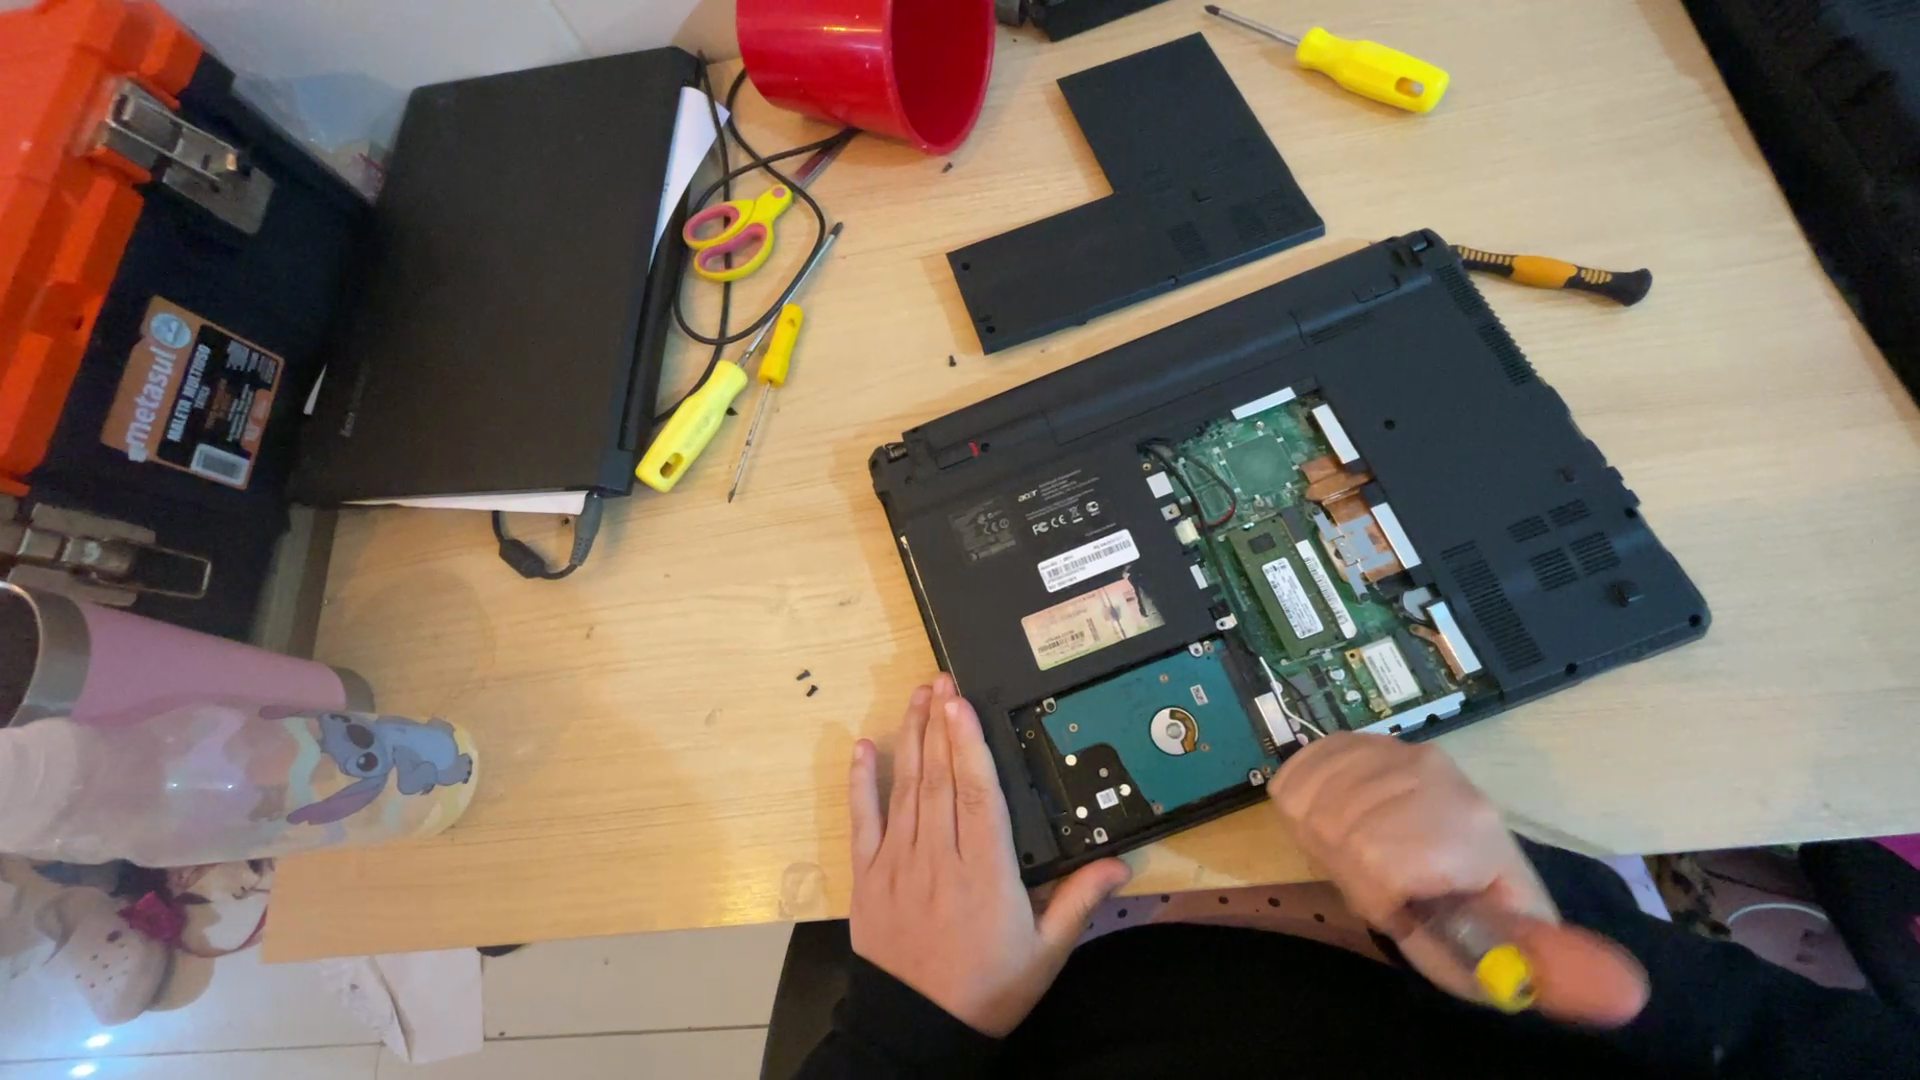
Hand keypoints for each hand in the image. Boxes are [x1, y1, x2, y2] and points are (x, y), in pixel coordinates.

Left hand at [848, 674, 1131, 1036]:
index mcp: (984, 871)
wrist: (916, 1031)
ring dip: (910, 738)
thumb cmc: (987, 988)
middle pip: (939, 778)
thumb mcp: (1044, 953)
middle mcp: (938, 856)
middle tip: (942, 680)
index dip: (967, 743)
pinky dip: (861, 781)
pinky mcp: (868, 874)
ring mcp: (897, 862)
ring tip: (917, 696)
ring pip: (905, 787)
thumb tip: (1120, 862)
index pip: (975, 793)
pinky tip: (862, 747)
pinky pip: (863, 819)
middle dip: (940, 723)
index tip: (961, 703)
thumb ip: (1079, 901)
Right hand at [1270, 733, 1648, 1026]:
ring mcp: (1384, 746)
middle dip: (1351, 868)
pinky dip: (1304, 803)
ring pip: (1314, 806)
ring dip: (1325, 837)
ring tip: (1360, 847)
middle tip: (1380, 877)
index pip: (1380, 866)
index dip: (1378, 897)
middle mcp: (1428, 770)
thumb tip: (1622, 996)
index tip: (1400, 903)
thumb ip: (1531, 968)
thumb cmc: (1476, 898)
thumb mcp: (1504, 946)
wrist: (1456, 833)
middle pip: (1342, 836)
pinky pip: (1296, 777)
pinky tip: (1336, 812)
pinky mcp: (1349, 737)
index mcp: (1472, 823)